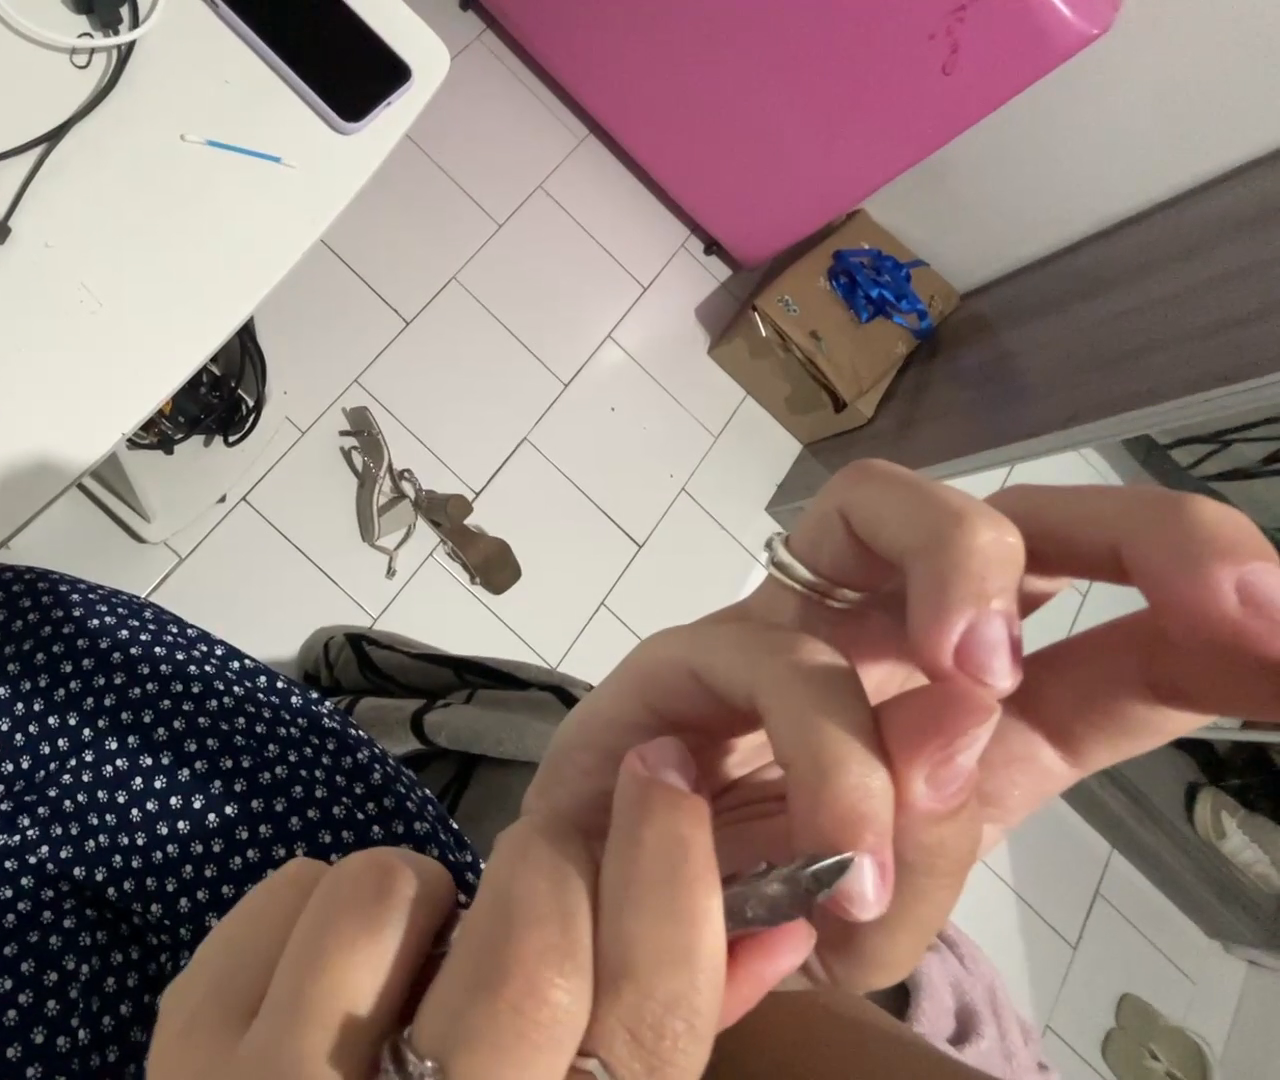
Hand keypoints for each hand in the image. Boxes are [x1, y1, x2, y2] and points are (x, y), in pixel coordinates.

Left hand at [150, 745, 811, 1078]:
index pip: (644, 1012)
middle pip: (528, 939)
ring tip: (397, 965)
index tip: (661, 775)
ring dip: (413, 897)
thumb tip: (766, 913)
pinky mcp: (188, 1046)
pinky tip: (310, 979)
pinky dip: (318, 905)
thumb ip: (657, 1019)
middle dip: (547, 868)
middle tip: (533, 868)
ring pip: (389, 886)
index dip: (669, 872)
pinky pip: (291, 885)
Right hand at [527, 459, 1279, 991]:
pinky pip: (772, 658)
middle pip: (1004, 518)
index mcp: (966, 710)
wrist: (614, 920)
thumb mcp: (899, 907)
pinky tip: (848, 852)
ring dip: (960, 576)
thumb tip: (957, 712)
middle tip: (1229, 617)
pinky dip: (834, 746)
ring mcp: (771, 635)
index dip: (1223, 607)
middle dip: (1137, 534)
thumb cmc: (747, 911)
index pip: (1120, 627)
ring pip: (865, 514)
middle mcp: (873, 645)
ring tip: (977, 683)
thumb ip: (953, 834)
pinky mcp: (682, 656)